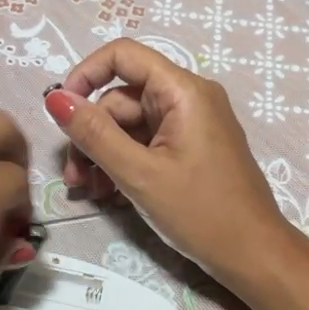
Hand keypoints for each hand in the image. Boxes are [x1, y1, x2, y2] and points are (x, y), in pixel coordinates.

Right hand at [45, 39, 300, 285]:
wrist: (253, 254)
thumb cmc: (201, 212)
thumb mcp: (139, 174)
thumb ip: (94, 134)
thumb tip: (55, 98)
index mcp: (183, 91)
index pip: (123, 55)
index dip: (86, 75)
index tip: (61, 110)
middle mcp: (189, 98)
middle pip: (122, 98)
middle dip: (91, 134)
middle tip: (74, 178)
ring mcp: (191, 125)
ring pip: (130, 126)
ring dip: (103, 154)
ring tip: (88, 192)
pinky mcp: (191, 150)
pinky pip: (147, 144)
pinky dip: (124, 164)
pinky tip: (109, 194)